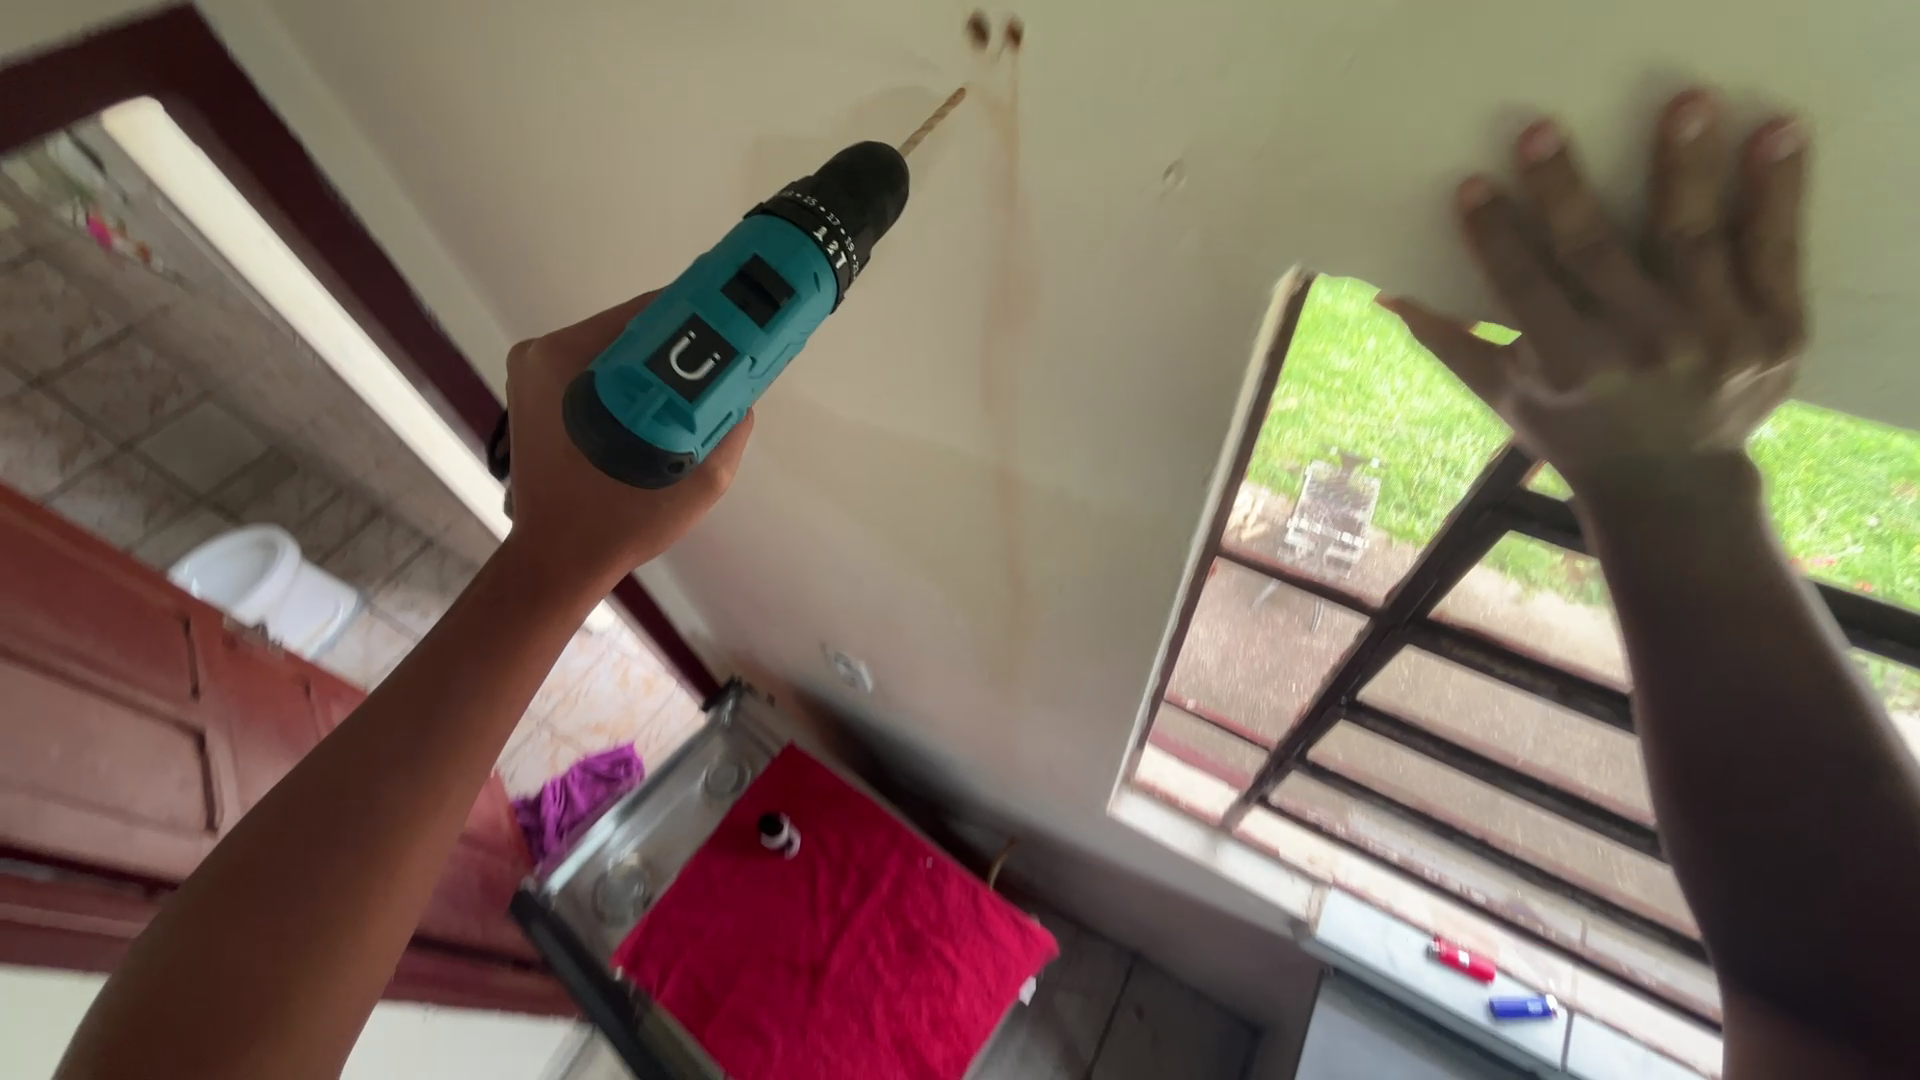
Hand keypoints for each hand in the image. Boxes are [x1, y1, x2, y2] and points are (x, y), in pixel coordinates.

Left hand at [502, 291, 752, 584]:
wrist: (559, 559)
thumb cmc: (621, 522)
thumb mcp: (696, 482)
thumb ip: (728, 434)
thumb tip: (741, 400)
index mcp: (569, 361)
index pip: (648, 313)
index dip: (699, 317)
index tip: (736, 329)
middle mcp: (545, 355)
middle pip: (632, 330)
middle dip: (682, 345)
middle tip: (723, 368)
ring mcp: (536, 375)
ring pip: (617, 351)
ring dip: (658, 367)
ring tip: (695, 394)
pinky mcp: (538, 396)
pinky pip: (599, 373)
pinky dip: (633, 385)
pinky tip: (660, 412)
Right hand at [1379, 89, 1807, 499]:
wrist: (1669, 479)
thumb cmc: (1568, 431)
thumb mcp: (1500, 393)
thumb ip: (1448, 342)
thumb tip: (1385, 298)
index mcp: (1566, 368)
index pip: (1521, 284)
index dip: (1494, 233)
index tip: (1475, 185)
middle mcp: (1637, 349)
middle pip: (1594, 251)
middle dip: (1562, 190)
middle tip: (1540, 132)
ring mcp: (1713, 336)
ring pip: (1689, 236)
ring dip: (1682, 168)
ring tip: (1685, 106)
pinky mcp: (1776, 327)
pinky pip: (1774, 247)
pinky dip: (1776, 191)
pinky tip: (1774, 136)